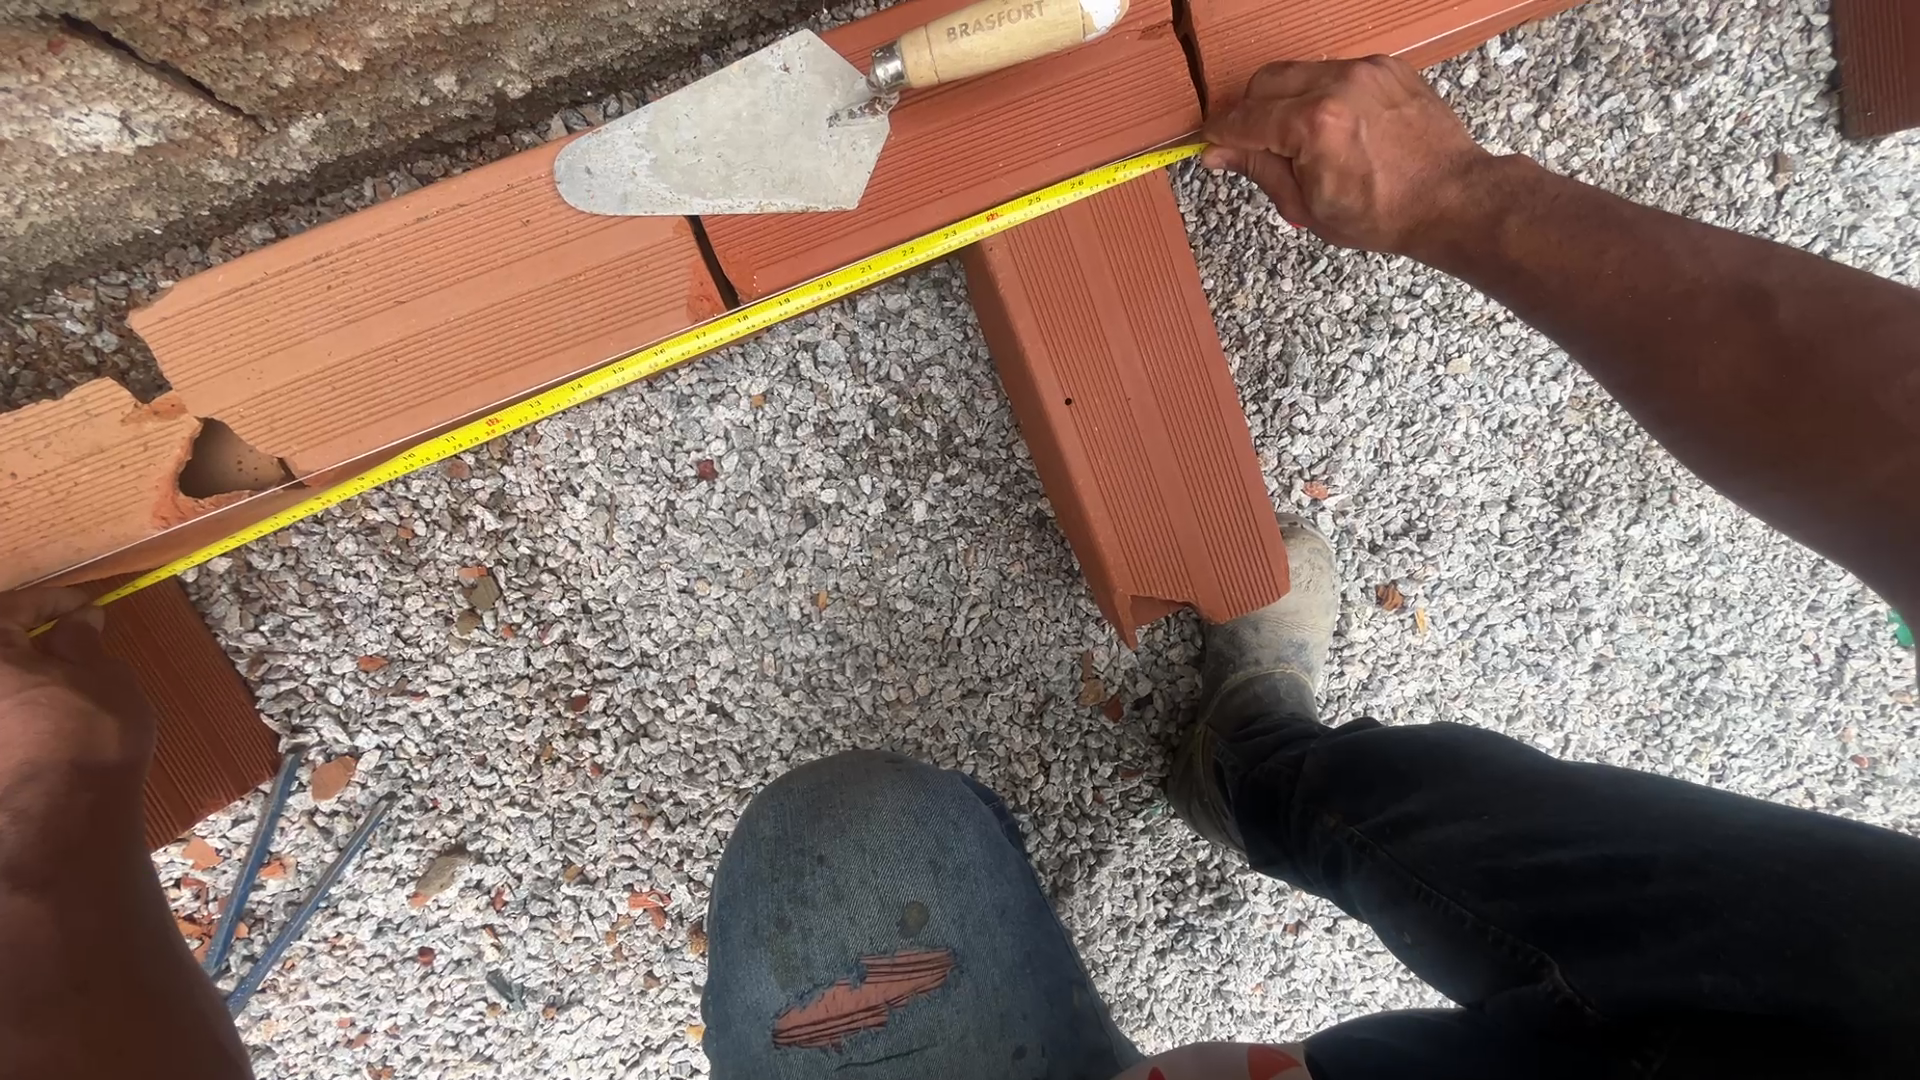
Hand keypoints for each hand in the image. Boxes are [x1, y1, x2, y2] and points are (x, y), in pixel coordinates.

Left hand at [0, 589, 154, 818]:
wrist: (59, 803)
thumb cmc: (89, 727)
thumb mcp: (103, 675)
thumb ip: (81, 641)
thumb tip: (77, 617)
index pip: (9, 607)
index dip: (52, 601)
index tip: (89, 606)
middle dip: (26, 636)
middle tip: (70, 637)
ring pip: (3, 681)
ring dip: (21, 670)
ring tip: (59, 676)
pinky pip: (3, 706)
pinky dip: (15, 701)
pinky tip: (42, 710)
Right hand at [1201, 55, 1492, 253]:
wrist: (1447, 197)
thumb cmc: (1377, 214)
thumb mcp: (1304, 204)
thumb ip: (1259, 169)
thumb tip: (1218, 153)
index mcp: (1313, 125)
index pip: (1245, 120)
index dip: (1220, 136)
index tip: (1209, 148)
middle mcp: (1338, 85)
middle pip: (1264, 82)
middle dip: (1247, 113)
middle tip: (1247, 147)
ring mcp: (1365, 70)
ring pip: (1296, 72)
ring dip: (1280, 103)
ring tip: (1289, 142)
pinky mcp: (1385, 67)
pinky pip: (1331, 72)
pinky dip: (1315, 95)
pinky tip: (1324, 129)